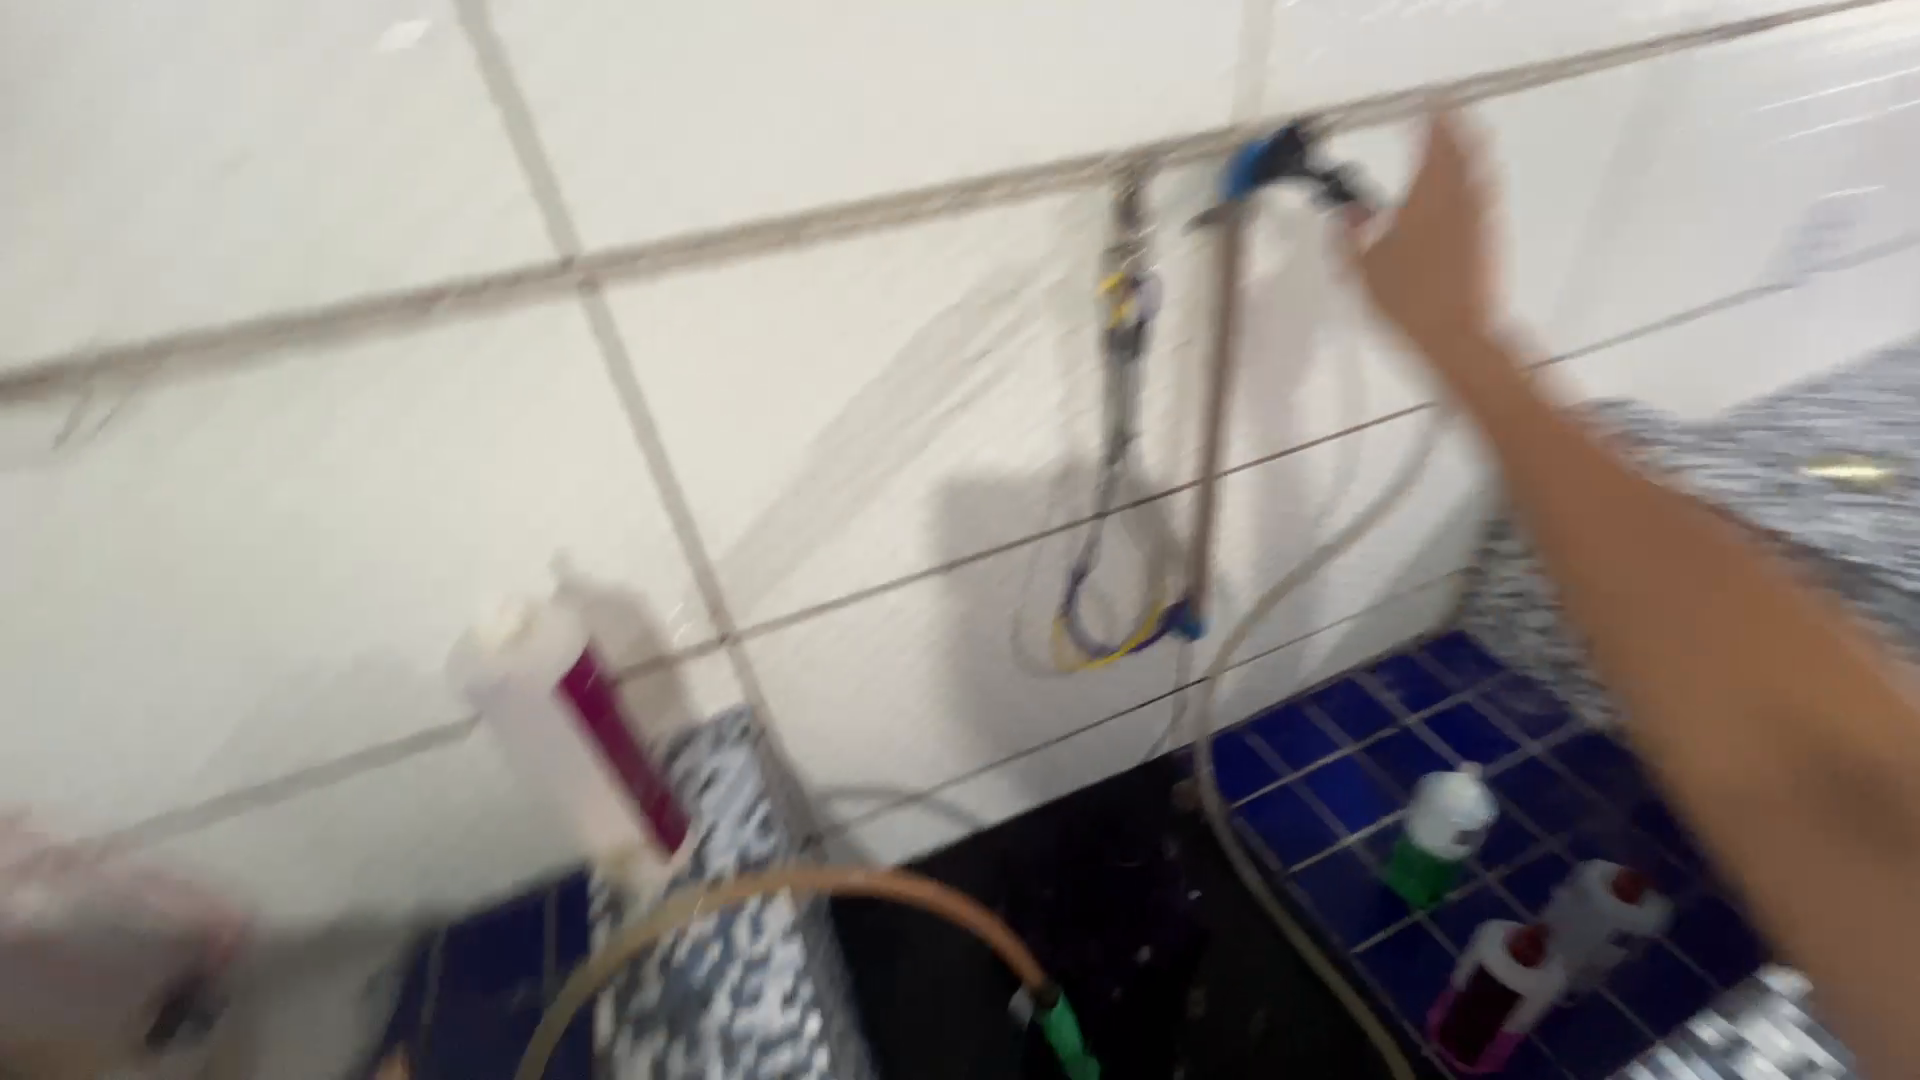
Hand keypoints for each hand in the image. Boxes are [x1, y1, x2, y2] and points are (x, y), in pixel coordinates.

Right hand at [1339, 112, 1505, 365]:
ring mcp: (1479, 214)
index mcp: (1425, 199)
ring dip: (1465, 146)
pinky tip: (1461, 184)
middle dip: (1452, 125)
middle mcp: (1458, 197)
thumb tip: (1345, 214)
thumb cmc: (1404, 302)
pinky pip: (1482, 189)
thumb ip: (1350, 237)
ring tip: (1452, 140)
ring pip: (1477, 166)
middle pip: (1462, 147)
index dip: (1428, 118)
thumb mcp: (1362, 272)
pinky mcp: (1489, 233)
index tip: (1421, 102)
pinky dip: (1471, 174)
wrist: (1457, 333)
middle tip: (1440, 112)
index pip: (1431, 143)